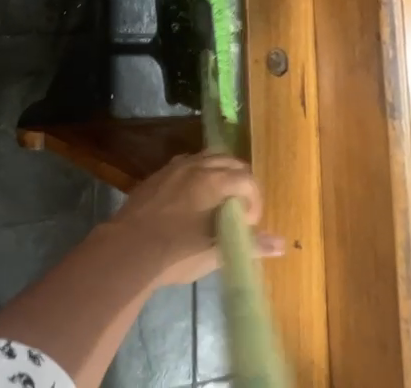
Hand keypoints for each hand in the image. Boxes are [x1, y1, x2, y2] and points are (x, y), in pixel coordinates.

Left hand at [102, 152, 284, 286]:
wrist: (128, 248)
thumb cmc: (177, 252)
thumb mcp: (216, 252)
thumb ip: (251, 245)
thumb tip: (282, 245)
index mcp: (214, 180)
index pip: (247, 178)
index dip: (255, 200)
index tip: (247, 224)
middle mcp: (195, 165)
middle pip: (228, 161)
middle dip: (240, 182)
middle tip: (238, 210)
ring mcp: (173, 168)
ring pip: (206, 158)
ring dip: (219, 174)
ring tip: (218, 201)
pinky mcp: (157, 175)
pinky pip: (185, 165)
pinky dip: (198, 175)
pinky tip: (192, 200)